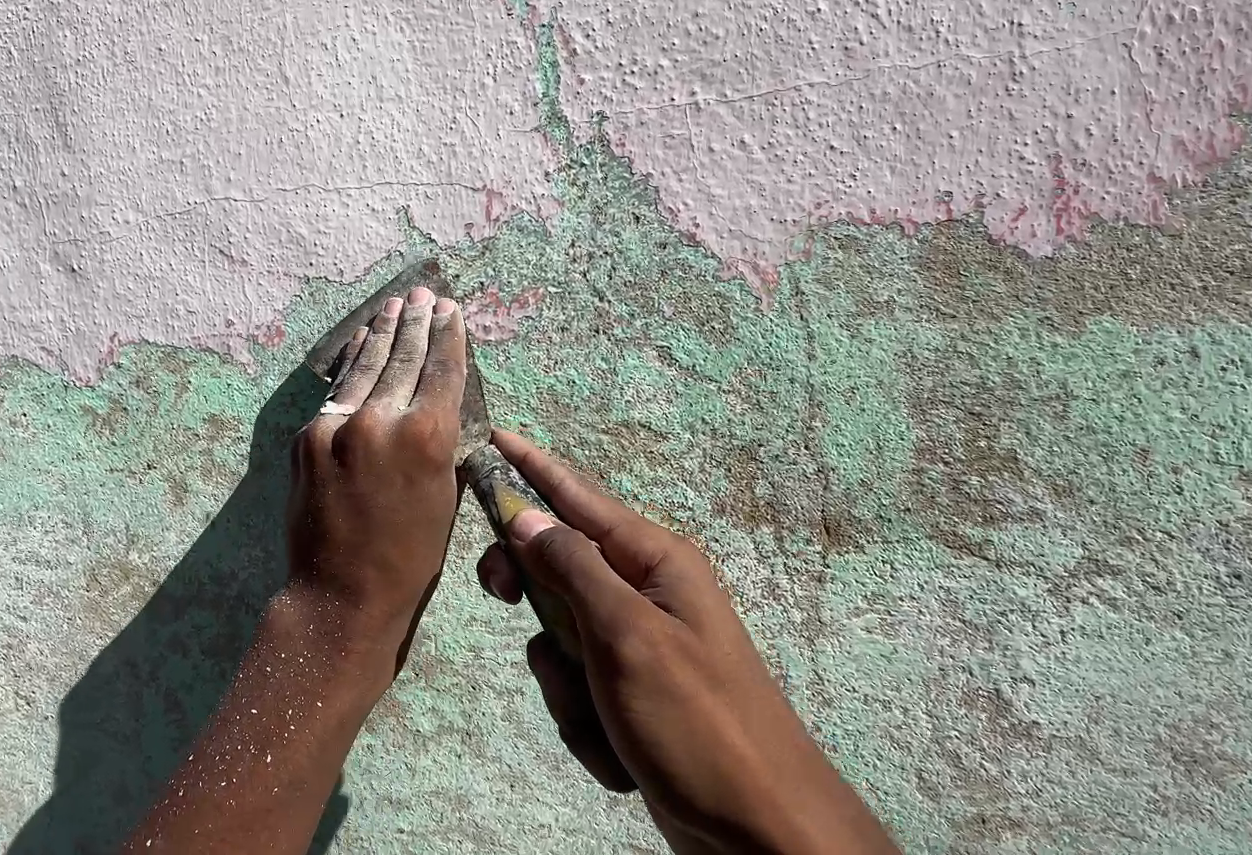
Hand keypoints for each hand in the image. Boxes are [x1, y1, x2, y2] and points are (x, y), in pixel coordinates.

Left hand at [287, 286, 466, 667]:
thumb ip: (440, 441)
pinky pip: (337, 393)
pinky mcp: (306, 437)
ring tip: (393, 306)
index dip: (448, 337)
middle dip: (415, 323)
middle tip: (423, 294)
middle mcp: (379, 421)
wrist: (340, 594)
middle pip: (402, 359)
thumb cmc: (410, 556)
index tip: (450, 309)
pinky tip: (359, 345)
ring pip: (364, 368)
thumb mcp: (444, 494)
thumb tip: (434, 402)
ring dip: (380, 334)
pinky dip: (351, 366)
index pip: (441, 371)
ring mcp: (335, 427)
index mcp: (426, 437)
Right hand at [477, 429, 899, 854]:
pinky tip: (618, 751)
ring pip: (557, 634)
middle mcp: (643, 591)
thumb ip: (571, 568)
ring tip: (603, 720)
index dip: (531, 466)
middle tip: (502, 598)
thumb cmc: (697, 722)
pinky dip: (585, 720)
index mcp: (654, 561)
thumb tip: (526, 515)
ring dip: (567, 683)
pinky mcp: (628, 690)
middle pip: (557, 565)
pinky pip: (575, 684)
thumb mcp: (627, 636)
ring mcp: (635, 644)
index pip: (578, 496)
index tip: (493, 437)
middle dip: (531, 594)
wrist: (759, 834)